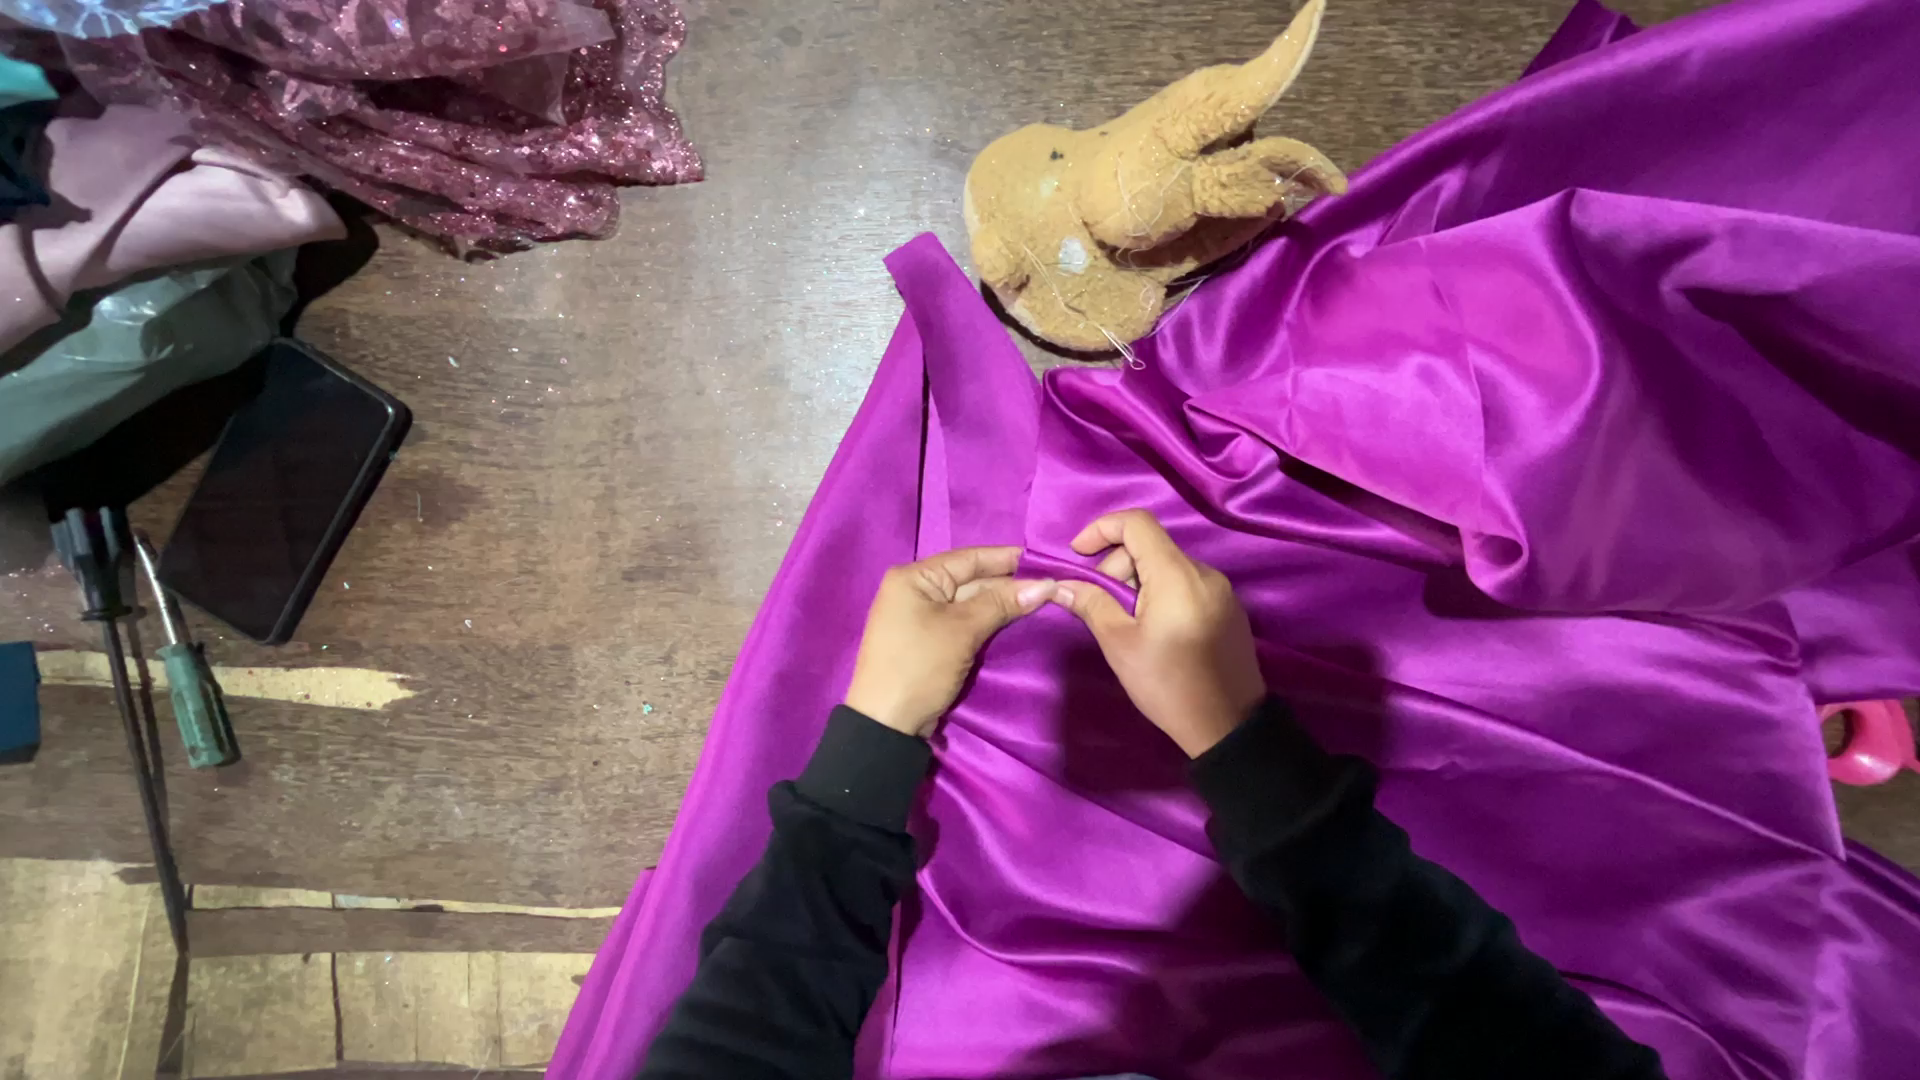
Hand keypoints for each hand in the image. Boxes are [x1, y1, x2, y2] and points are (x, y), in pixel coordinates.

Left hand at [845, 546, 1053, 736]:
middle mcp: (916, 590)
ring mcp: (922, 617)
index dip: (1009, 558)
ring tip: (1044, 600)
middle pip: (971, 579)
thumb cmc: (920, 666)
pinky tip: (1017, 619)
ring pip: (970, 602)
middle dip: (1009, 583)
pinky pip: (964, 622)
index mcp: (914, 577)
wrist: (887, 725)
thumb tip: (1046, 585)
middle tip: (1053, 584)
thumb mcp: (962, 630)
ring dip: (1002, 603)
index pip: (969, 558)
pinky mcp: (931, 641)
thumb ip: (1002, 603)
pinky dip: (988, 620)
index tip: (1046, 560)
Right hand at [1052, 510, 1265, 756]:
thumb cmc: (1168, 683)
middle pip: (1150, 546)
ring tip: (1126, 622)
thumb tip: (1061, 584)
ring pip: (1167, 566)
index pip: (1136, 523)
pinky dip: (1160, 592)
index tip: (1078, 555)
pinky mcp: (1228, 607)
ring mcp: (1221, 589)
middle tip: (1100, 604)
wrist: (1228, 727)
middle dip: (1116, 566)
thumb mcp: (1119, 644)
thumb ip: (1091, 603)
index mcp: (1176, 574)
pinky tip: (1153, 628)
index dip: (1101, 529)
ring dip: (1137, 582)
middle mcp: (1203, 572)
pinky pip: (1186, 584)